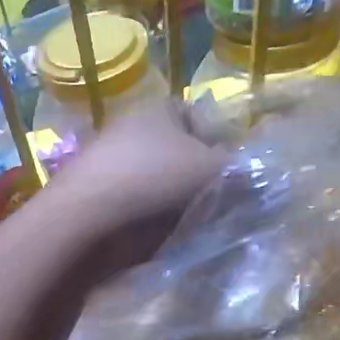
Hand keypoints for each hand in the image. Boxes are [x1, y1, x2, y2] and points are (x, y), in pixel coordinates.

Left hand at [39, 100, 227, 268]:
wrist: (89, 215)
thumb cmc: (155, 178)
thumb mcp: (211, 169)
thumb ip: (238, 168)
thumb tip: (250, 172)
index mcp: (159, 108)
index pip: (196, 115)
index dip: (216, 140)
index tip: (227, 169)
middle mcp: (132, 126)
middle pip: (177, 149)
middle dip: (195, 173)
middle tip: (215, 199)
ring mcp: (110, 159)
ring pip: (156, 177)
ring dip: (173, 198)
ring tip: (190, 221)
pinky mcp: (96, 191)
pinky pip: (136, 200)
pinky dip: (149, 214)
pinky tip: (160, 232)